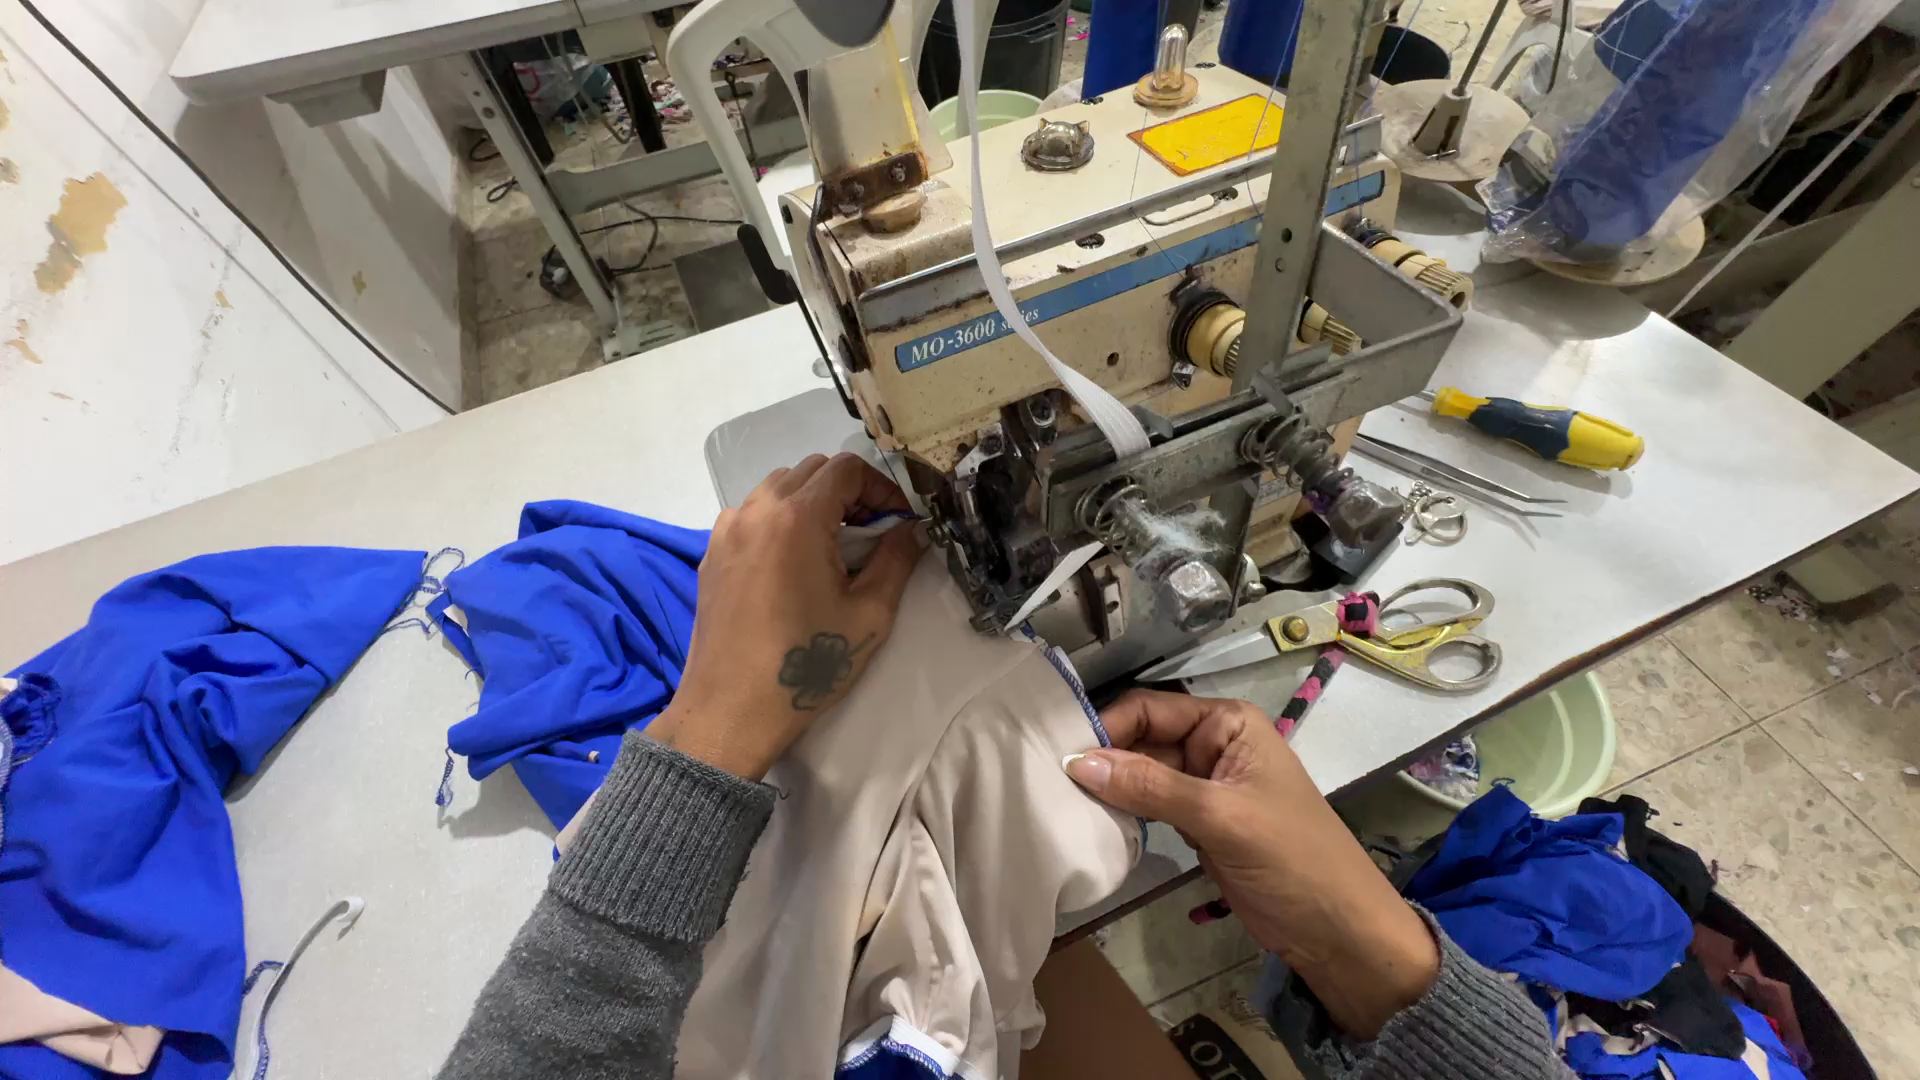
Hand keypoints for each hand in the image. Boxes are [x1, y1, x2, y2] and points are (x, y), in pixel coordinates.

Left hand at [649, 453, 924, 779]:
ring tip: (834, 546)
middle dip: (850, 491)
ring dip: (814, 502)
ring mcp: (728, 530)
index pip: (847, 468)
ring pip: (779, 487)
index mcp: (797, 518)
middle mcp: (756, 510)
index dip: (881, 486)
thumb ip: (897, 560)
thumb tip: (915, 528)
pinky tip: (794, 562)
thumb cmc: (807, 664)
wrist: (730, 711)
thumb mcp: (868, 614)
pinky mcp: (712, 553)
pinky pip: (753, 513)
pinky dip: (781, 519)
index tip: (898, 520)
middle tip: (872, 532)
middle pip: (812, 470)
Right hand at [1064, 690, 1438, 1037]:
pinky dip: (1124, 807)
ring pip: (1141, 770)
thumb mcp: (1221, 817)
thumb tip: (1077, 763)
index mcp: (1226, 722)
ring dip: (1110, 783)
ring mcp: (1202, 782)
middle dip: (1105, 756)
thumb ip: (1149, 787)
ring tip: (1066, 796)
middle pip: (1142, 736)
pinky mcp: (1195, 818)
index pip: (1151, 708)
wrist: (1340, 934)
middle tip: (1055, 778)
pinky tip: (1095, 816)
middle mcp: (1211, 742)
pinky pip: (1149, 801)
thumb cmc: (1292, 859)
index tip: (1066, 755)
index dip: (1109, 727)